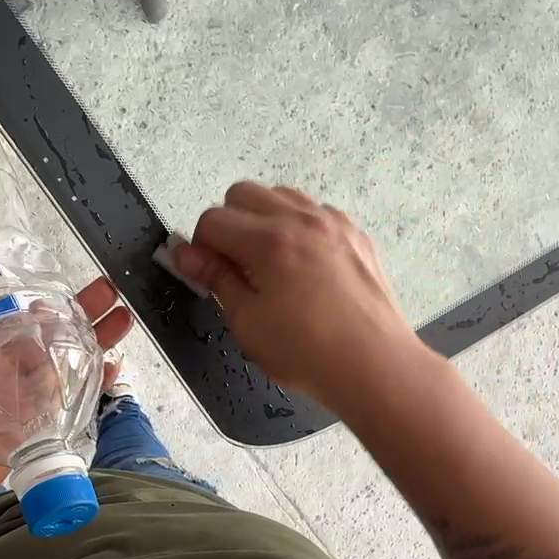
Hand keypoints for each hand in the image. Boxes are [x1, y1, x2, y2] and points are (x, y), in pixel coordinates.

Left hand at [0, 276, 134, 558]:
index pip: (6, 317)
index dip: (34, 300)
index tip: (59, 288)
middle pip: (43, 334)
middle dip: (77, 311)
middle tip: (109, 292)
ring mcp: (17, 401)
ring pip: (61, 363)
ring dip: (92, 341)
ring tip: (123, 320)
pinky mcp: (31, 431)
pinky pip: (64, 404)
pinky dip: (91, 386)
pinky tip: (113, 370)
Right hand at [173, 182, 425, 411]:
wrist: (373, 365)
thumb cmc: (309, 352)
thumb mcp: (246, 321)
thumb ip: (215, 278)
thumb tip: (185, 255)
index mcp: (269, 242)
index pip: (212, 220)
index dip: (200, 248)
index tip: (206, 272)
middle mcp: (302, 220)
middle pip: (242, 193)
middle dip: (228, 224)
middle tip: (233, 266)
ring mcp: (332, 223)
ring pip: (279, 195)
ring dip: (261, 220)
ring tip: (265, 264)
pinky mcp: (353, 234)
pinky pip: (313, 211)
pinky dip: (296, 226)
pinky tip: (298, 264)